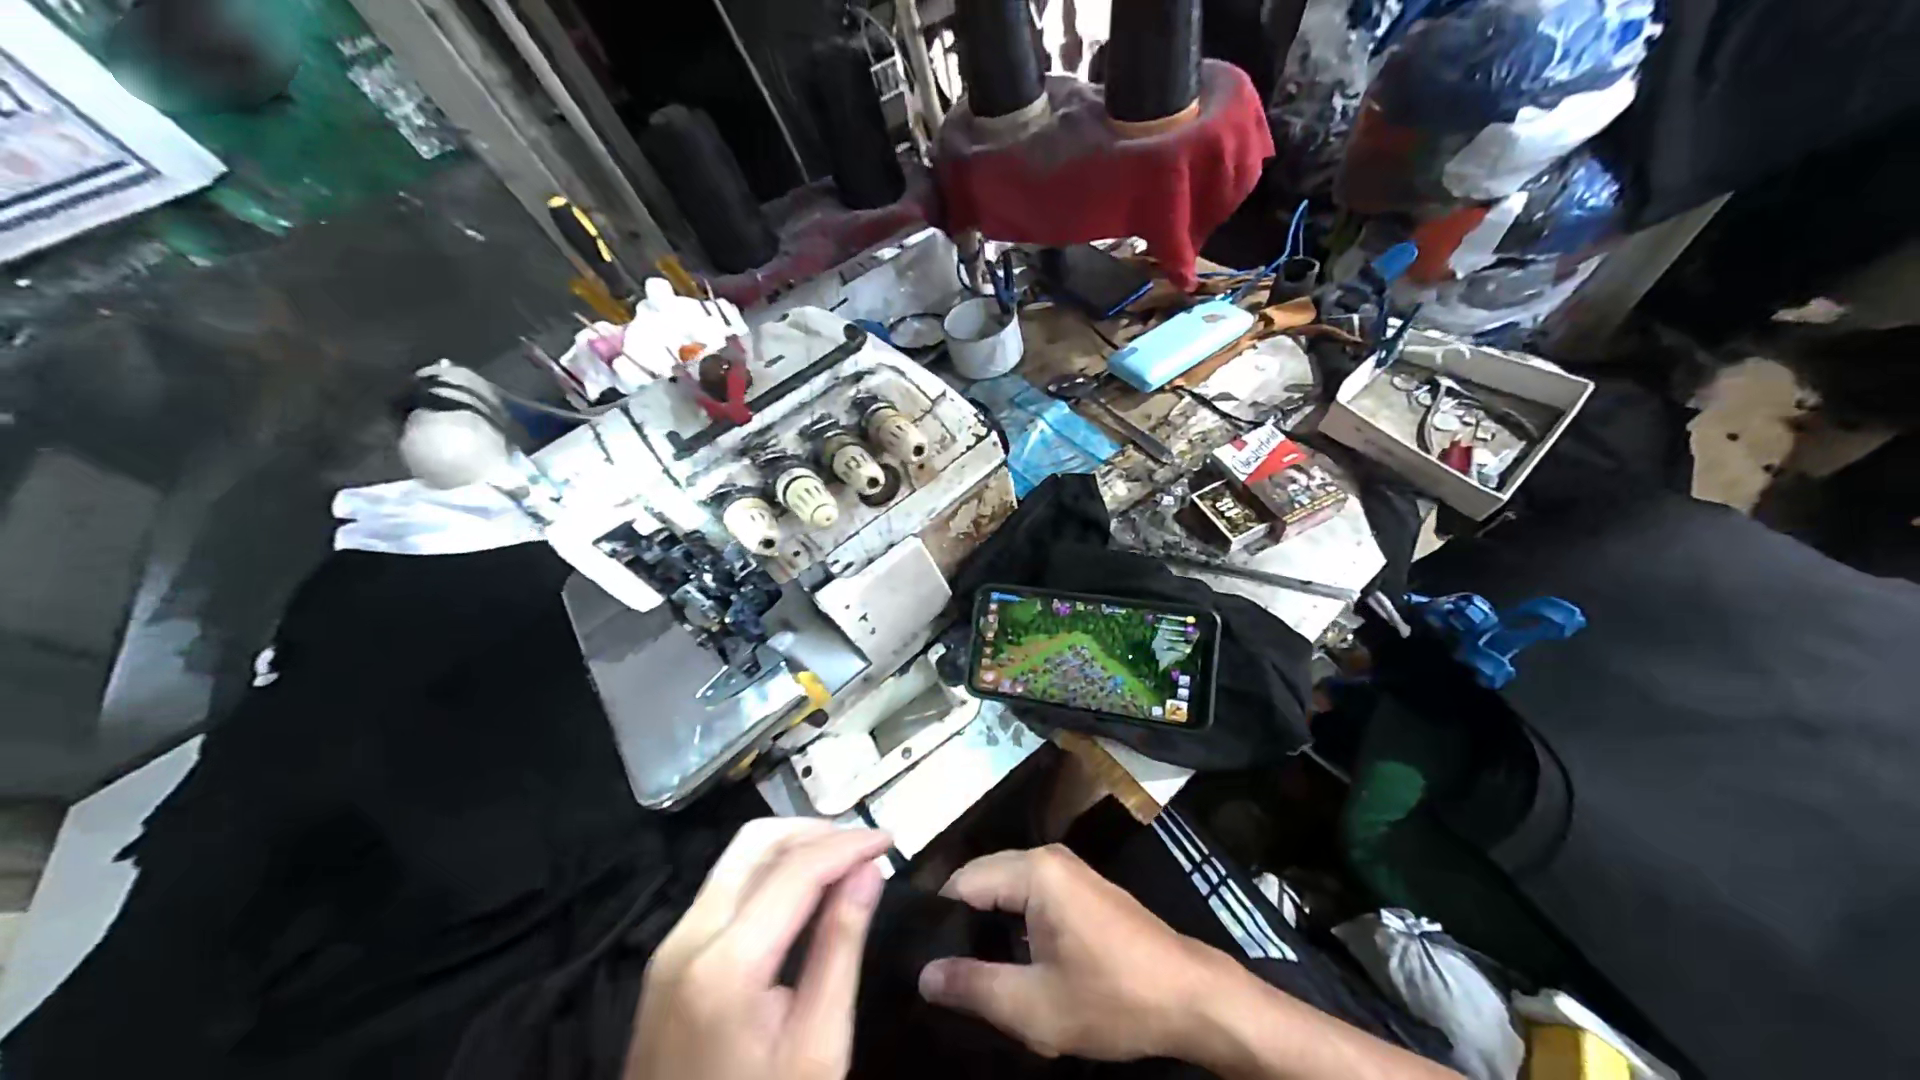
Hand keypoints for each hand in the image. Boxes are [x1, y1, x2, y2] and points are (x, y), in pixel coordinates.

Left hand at [625, 819, 891, 1079]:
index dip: (847, 845)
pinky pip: (723, 885)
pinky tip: (801, 888)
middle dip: (816, 831)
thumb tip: (868, 870)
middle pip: (755, 842)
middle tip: (864, 847)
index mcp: (725, 963)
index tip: (888, 838)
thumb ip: (840, 948)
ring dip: (791, 845)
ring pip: (736, 857)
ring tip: (840, 860)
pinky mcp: (667, 957)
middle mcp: (687, 936)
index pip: (795, 870)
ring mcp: (670, 945)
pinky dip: (766, 870)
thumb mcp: (817, 1045)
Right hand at [916, 844, 1218, 1060]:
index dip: (939, 922)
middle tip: (946, 975)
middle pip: (983, 880)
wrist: (1192, 999)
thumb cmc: (1113, 997)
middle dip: (963, 924)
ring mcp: (1068, 870)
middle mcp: (1048, 857)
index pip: (962, 883)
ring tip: (971, 973)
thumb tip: (924, 974)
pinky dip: (1012, 923)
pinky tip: (1010, 962)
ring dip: (988, 927)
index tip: (925, 963)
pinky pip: (1029, 894)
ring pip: (1006, 888)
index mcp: (1034, 870)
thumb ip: (973, 987)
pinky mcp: (1081, 888)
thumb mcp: (1035, 1006)